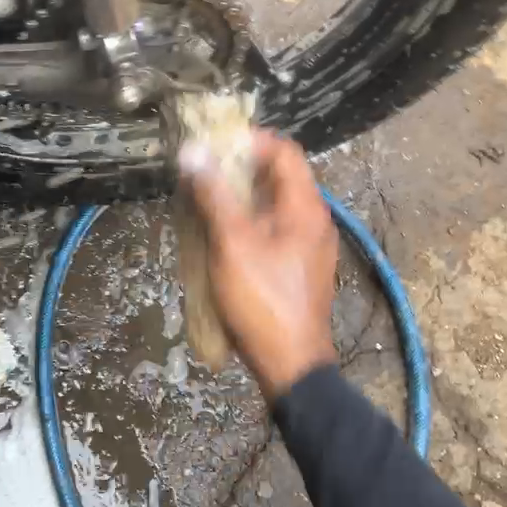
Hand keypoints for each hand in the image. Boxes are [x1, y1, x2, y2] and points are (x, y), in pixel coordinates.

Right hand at [181, 130, 338, 400]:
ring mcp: (308, 244)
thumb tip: (193, 150)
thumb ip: (213, 193)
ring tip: (204, 196)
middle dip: (239, 166)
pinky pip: (273, 225)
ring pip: (273, 201)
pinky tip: (220, 229)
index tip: (214, 144)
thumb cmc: (261, 298)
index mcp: (305, 207)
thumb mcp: (231, 241)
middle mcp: (313, 219)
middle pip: (279, 175)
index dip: (250, 140)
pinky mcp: (298, 265)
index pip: (285, 151)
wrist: (291, 366)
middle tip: (202, 168)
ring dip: (240, 192)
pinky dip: (248, 217)